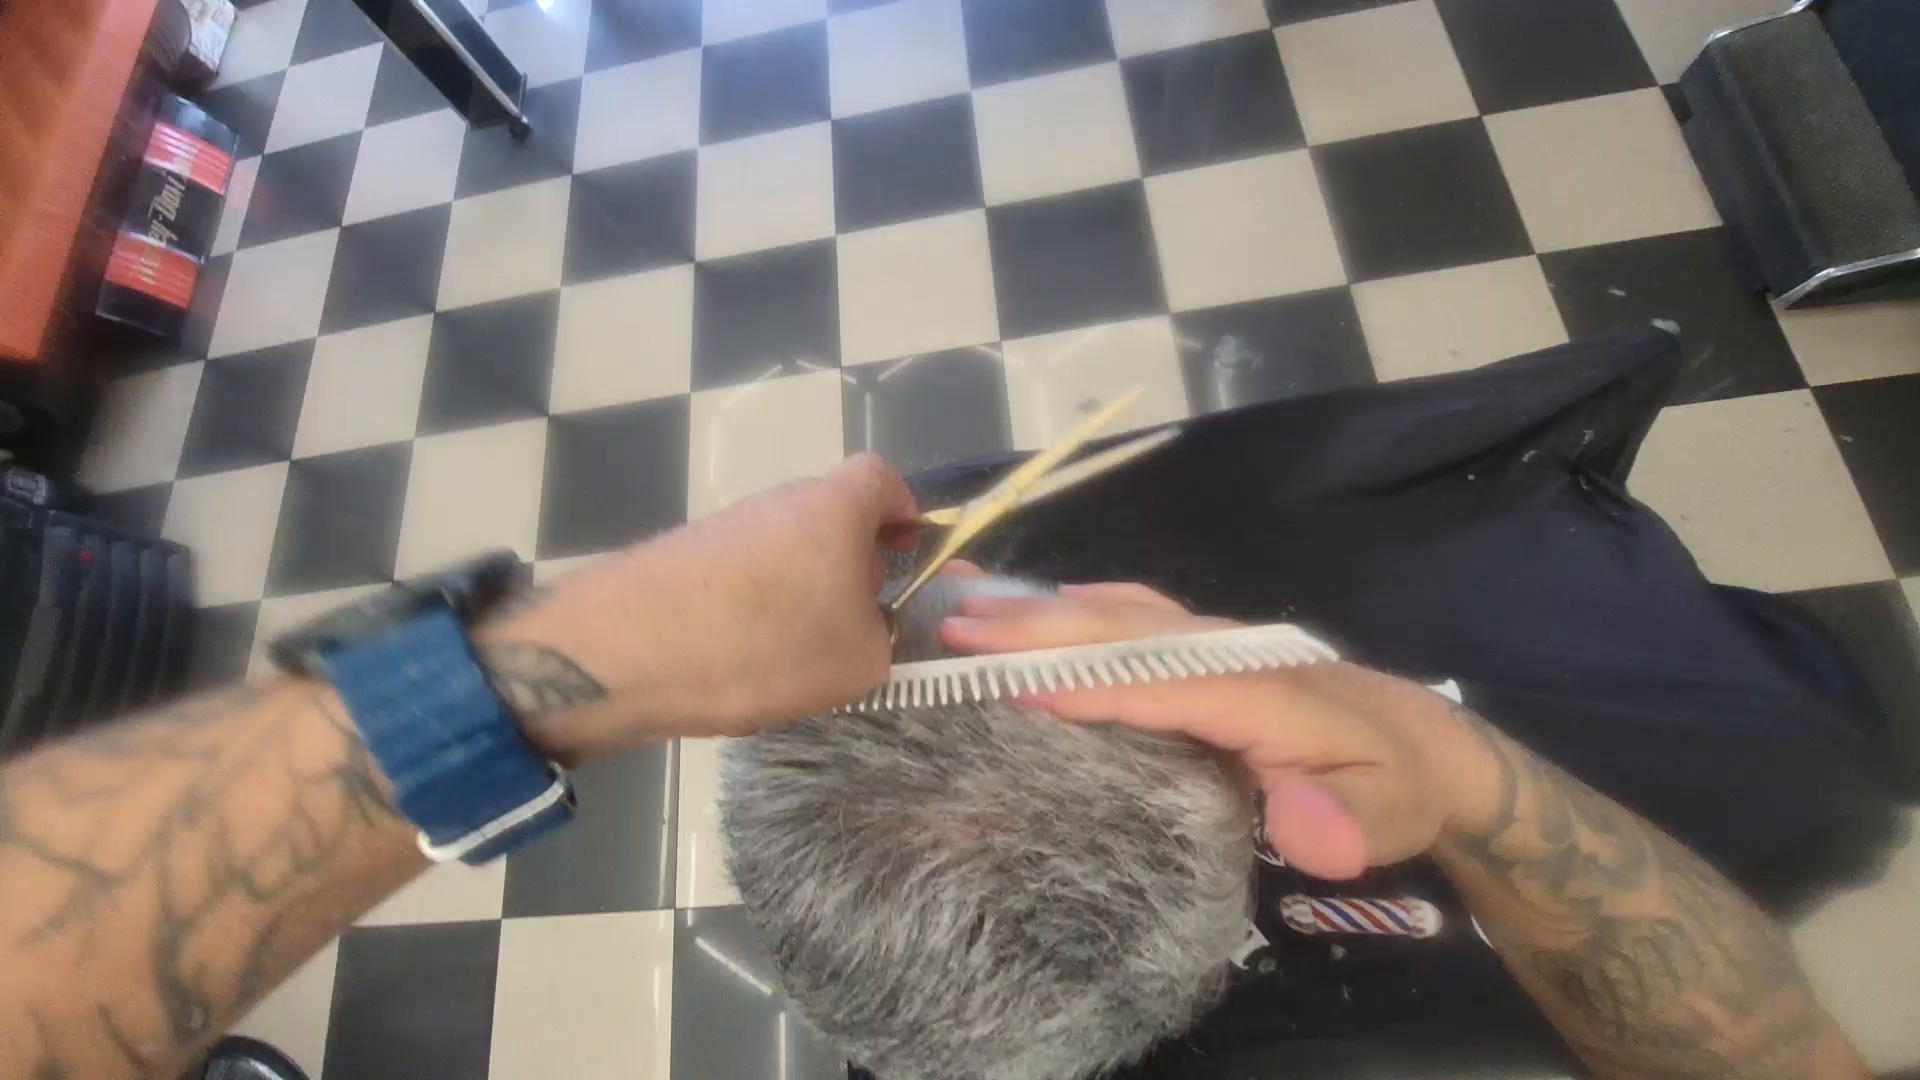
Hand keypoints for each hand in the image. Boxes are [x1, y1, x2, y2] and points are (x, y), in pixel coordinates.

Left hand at [498, 454, 918, 756]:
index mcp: (834, 508)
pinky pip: (742, 572)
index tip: (908, 551)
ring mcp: (725, 524)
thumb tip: (869, 628)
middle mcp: (779, 501)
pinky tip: (743, 658)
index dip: (905, 508)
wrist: (623, 654)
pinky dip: (756, 605)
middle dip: (856, 562)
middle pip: (833, 516)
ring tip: (798, 651)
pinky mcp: (682, 554)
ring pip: (787, 548)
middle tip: (859, 617)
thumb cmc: (767, 644)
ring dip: (805, 588)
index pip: (883, 477)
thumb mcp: (859, 660)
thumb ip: (886, 638)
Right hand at [942, 585, 1488, 879]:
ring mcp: (1201, 635)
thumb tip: (1305, 828)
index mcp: (1258, 684)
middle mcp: (1219, 645)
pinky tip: (1024, 608)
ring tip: (966, 602)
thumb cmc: (1387, 779)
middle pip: (1121, 627)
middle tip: (956, 628)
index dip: (1093, 682)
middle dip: (1037, 627)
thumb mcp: (1390, 812)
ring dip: (1037, 607)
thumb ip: (1352, 821)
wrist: (1410, 736)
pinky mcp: (1189, 641)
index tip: (1016, 686)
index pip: (1164, 678)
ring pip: (1112, 608)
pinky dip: (1065, 606)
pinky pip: (1120, 611)